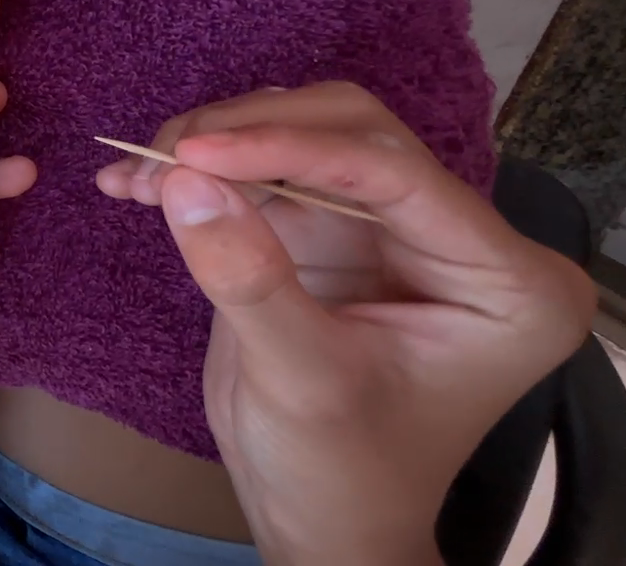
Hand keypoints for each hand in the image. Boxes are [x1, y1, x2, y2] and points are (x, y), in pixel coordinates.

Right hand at [100, 83, 595, 563]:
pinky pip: (246, 166)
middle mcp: (444, 231)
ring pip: (286, 131)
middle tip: (160, 162)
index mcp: (497, 276)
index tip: (190, 156)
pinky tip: (128, 185)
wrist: (310, 499)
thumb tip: (181, 181)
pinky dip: (186, 170)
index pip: (390, 171)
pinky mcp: (311, 223)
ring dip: (203, 143)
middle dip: (241, 134)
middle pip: (341, 127)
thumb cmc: (335, 463)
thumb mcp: (297, 378)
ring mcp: (374, 221)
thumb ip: (247, 277)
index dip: (285, 147)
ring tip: (134, 176)